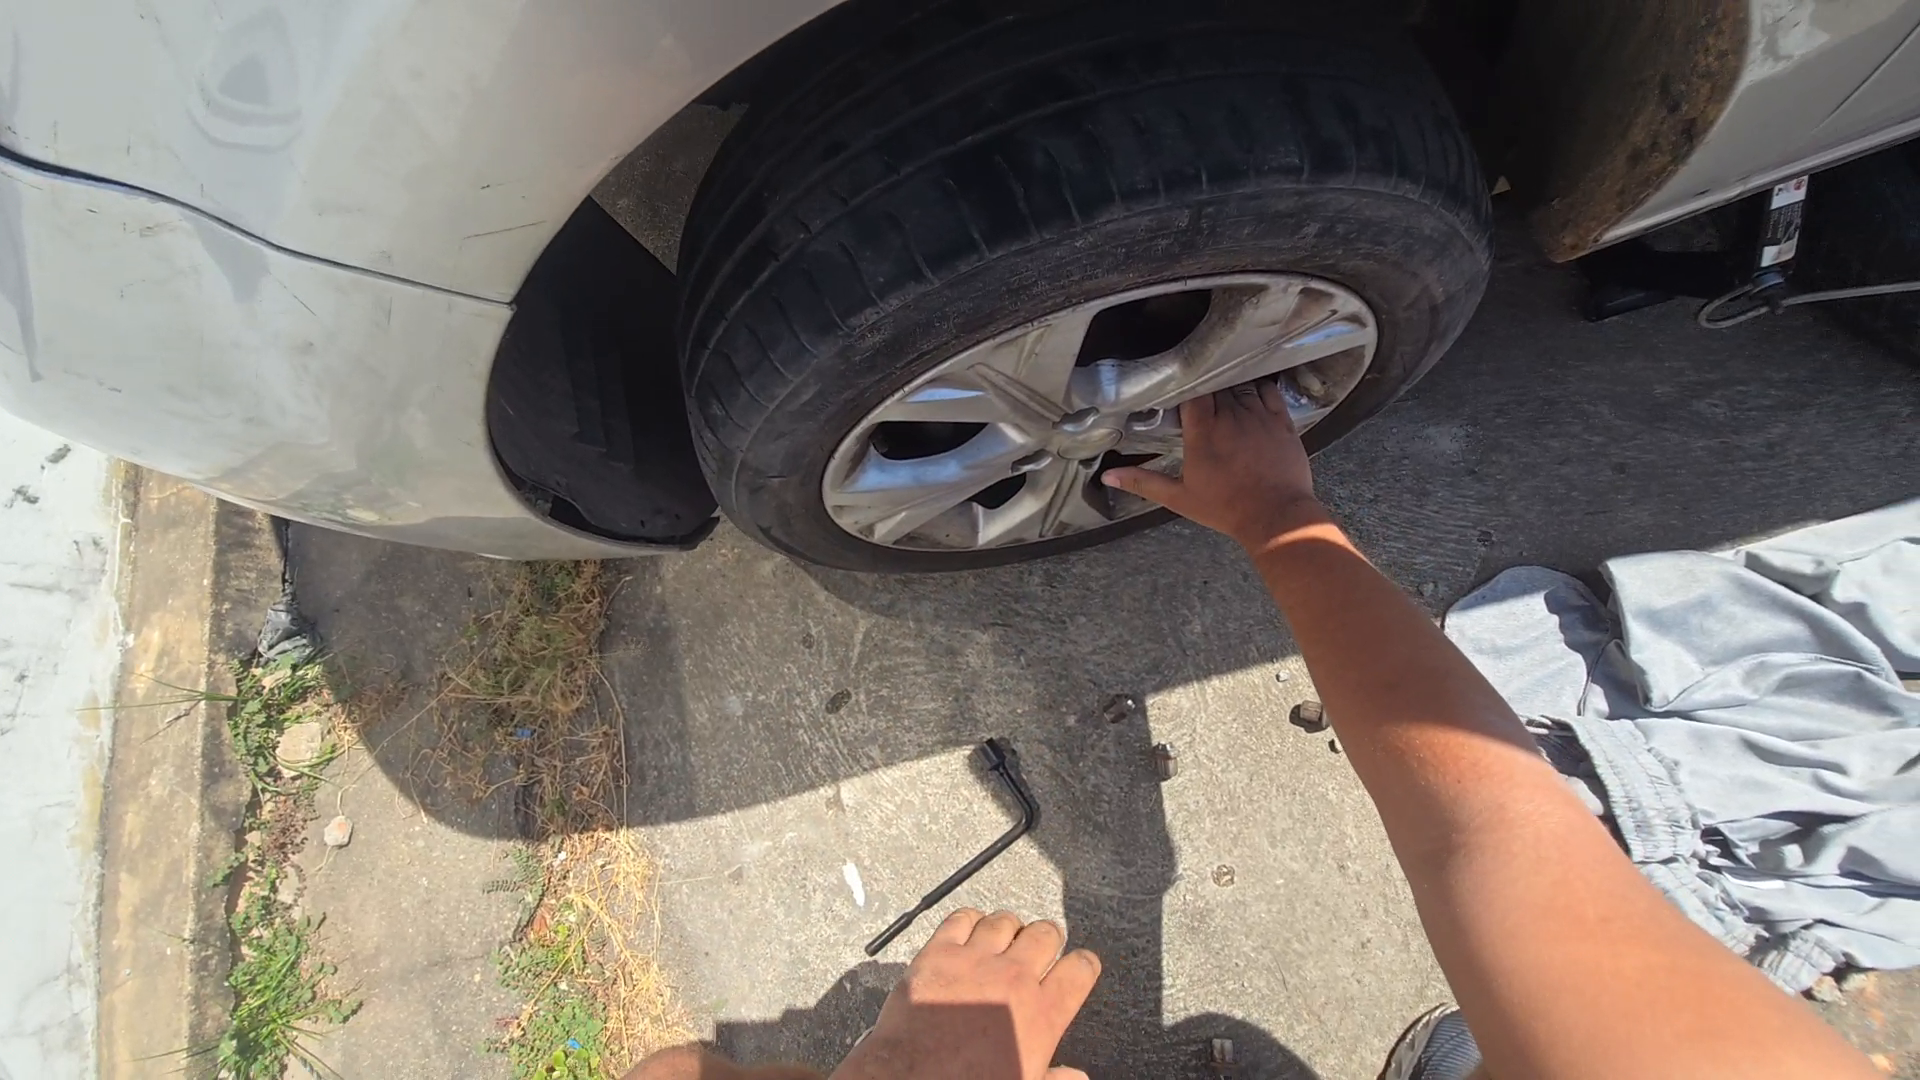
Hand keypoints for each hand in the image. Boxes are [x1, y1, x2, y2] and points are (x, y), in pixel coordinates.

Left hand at [831, 909, 1100, 1079]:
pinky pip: (962, 918)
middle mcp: (1013, 978)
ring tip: (1005, 939)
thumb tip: (1079, 1076)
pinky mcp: (939, 951)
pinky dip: (970, 920)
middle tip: (1039, 949)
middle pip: (1045, 933)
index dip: (1084, 965)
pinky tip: (970, 930)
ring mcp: (976, 960)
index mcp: (1040, 1014)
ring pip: (1005, 921)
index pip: (1079, 971)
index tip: (1082, 965)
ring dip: (1009, 929)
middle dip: (1047, 939)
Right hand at [1102, 380, 1325, 549]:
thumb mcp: (1178, 497)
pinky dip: (1259, 387)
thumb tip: (1108, 476)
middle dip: (1208, 389)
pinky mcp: (1282, 421)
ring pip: (1241, 386)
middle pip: (1216, 386)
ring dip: (1231, 388)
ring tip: (1223, 395)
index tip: (1180, 395)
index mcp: (1203, 432)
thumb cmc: (1225, 508)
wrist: (1276, 516)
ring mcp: (1259, 416)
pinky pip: (1269, 391)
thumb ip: (1143, 482)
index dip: (1186, 390)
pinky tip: (1252, 391)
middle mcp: (1230, 417)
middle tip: (1201, 396)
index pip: (1192, 393)